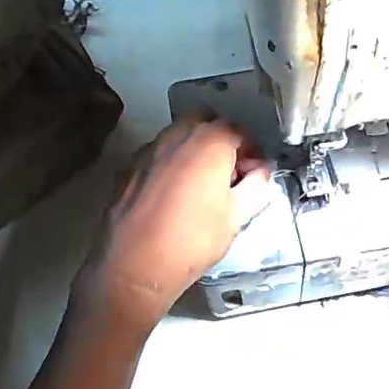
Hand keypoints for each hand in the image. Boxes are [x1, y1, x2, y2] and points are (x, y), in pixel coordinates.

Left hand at [77, 117, 272, 327]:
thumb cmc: (192, 241)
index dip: (251, 150)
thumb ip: (256, 187)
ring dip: (193, 150)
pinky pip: (156, 156)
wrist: (135, 266)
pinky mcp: (128, 169)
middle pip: (204, 121)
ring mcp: (147, 151)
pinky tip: (173, 196)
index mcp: (209, 143)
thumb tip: (261, 173)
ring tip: (200, 186)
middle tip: (228, 172)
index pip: (238, 130)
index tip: (254, 173)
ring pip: (177, 136)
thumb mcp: (236, 218)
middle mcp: (176, 137)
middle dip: (220, 140)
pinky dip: (170, 164)